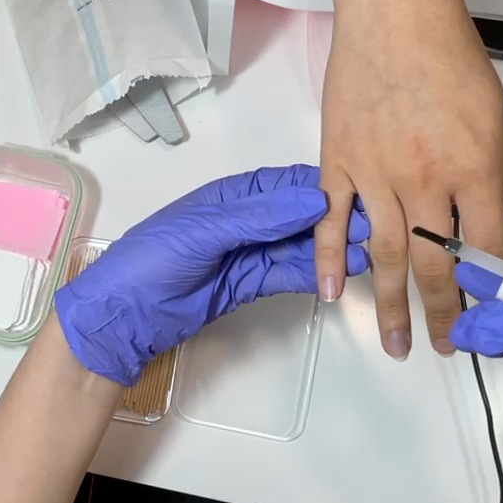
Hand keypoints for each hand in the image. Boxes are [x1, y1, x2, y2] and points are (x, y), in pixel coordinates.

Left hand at [55, 164, 369, 384]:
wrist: (125, 316)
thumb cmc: (153, 260)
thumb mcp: (203, 231)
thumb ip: (257, 217)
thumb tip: (314, 201)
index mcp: (231, 197)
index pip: (285, 186)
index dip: (323, 190)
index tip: (361, 193)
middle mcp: (244, 222)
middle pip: (298, 218)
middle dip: (335, 222)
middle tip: (377, 229)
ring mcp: (247, 254)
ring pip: (298, 247)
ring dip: (330, 250)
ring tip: (368, 254)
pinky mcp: (248, 285)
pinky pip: (286, 274)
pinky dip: (311, 273)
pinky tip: (339, 273)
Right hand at [315, 0, 502, 360]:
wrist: (393, 14)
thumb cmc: (448, 58)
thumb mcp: (496, 117)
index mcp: (473, 168)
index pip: (487, 247)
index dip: (494, 291)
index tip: (495, 320)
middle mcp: (425, 180)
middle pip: (434, 263)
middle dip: (442, 313)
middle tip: (443, 348)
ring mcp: (375, 175)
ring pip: (383, 253)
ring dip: (389, 304)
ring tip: (395, 343)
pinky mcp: (337, 164)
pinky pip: (330, 221)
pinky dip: (328, 259)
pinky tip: (332, 295)